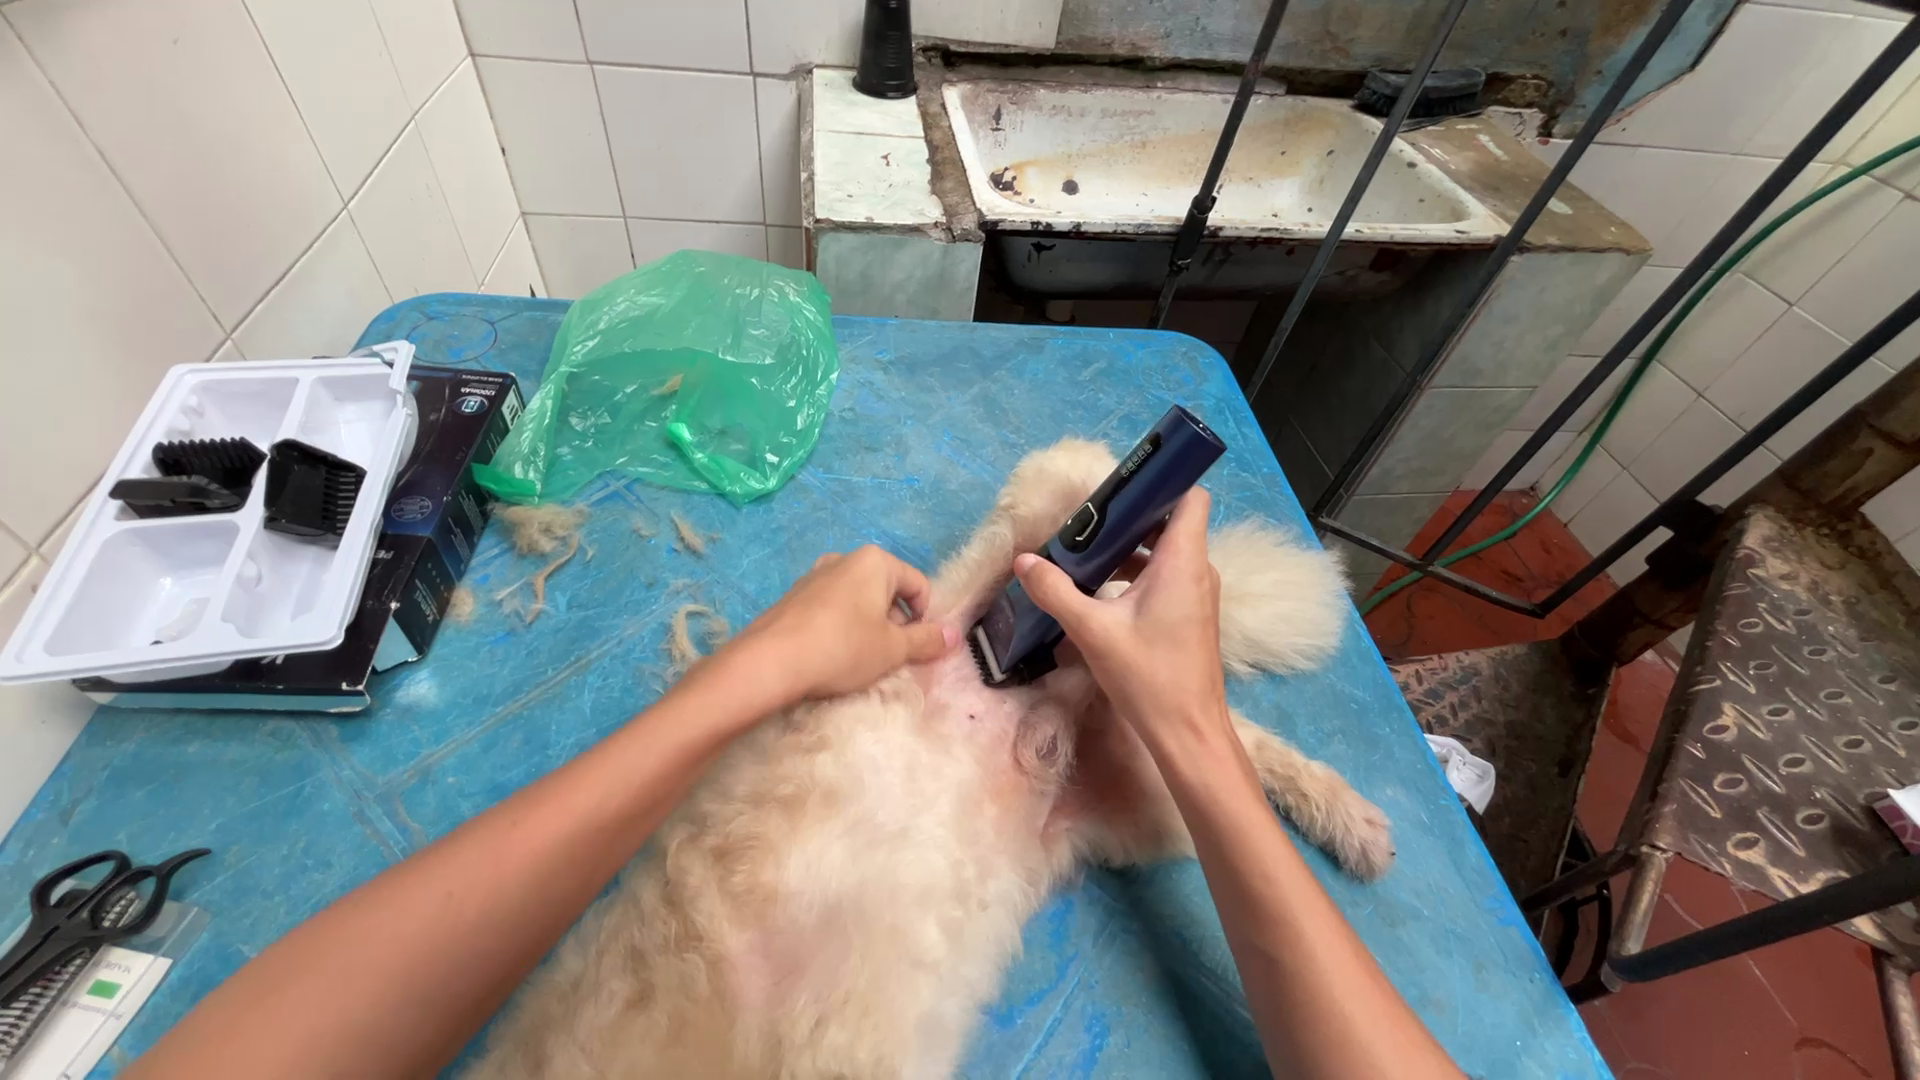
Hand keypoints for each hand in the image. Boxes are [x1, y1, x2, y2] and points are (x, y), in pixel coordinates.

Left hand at [732, 545, 957, 703]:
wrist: (770, 661)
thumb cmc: (842, 648)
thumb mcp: (892, 649)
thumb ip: (926, 640)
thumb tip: (955, 634)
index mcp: (875, 562)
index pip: (919, 585)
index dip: (925, 617)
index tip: (915, 647)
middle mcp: (845, 559)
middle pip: (887, 590)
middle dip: (895, 622)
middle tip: (889, 655)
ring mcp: (815, 575)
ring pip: (858, 599)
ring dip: (868, 625)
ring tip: (860, 658)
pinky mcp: (794, 596)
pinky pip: (832, 607)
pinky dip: (841, 626)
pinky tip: (832, 654)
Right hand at [1014, 489, 1229, 747]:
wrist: (1188, 733)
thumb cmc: (1148, 676)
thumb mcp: (1093, 631)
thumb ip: (1056, 591)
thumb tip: (1024, 561)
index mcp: (1183, 561)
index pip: (1189, 497)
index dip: (1160, 484)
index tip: (1117, 489)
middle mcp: (1197, 570)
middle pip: (1171, 521)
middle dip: (1130, 516)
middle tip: (1087, 522)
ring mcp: (1197, 594)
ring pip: (1166, 551)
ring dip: (1130, 547)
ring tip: (1085, 553)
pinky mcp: (1190, 614)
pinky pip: (1166, 575)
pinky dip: (1137, 571)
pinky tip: (1101, 588)